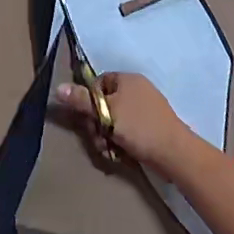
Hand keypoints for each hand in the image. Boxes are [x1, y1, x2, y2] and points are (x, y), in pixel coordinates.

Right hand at [55, 72, 198, 171]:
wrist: (175, 154)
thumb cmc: (139, 127)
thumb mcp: (105, 112)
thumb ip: (81, 100)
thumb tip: (58, 87)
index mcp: (128, 79)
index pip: (98, 83)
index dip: (89, 101)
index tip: (87, 118)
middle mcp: (137, 90)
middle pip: (104, 104)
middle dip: (97, 124)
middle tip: (97, 139)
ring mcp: (145, 109)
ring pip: (114, 121)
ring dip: (106, 136)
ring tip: (108, 150)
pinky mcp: (151, 128)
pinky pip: (127, 131)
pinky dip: (120, 142)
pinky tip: (119, 154)